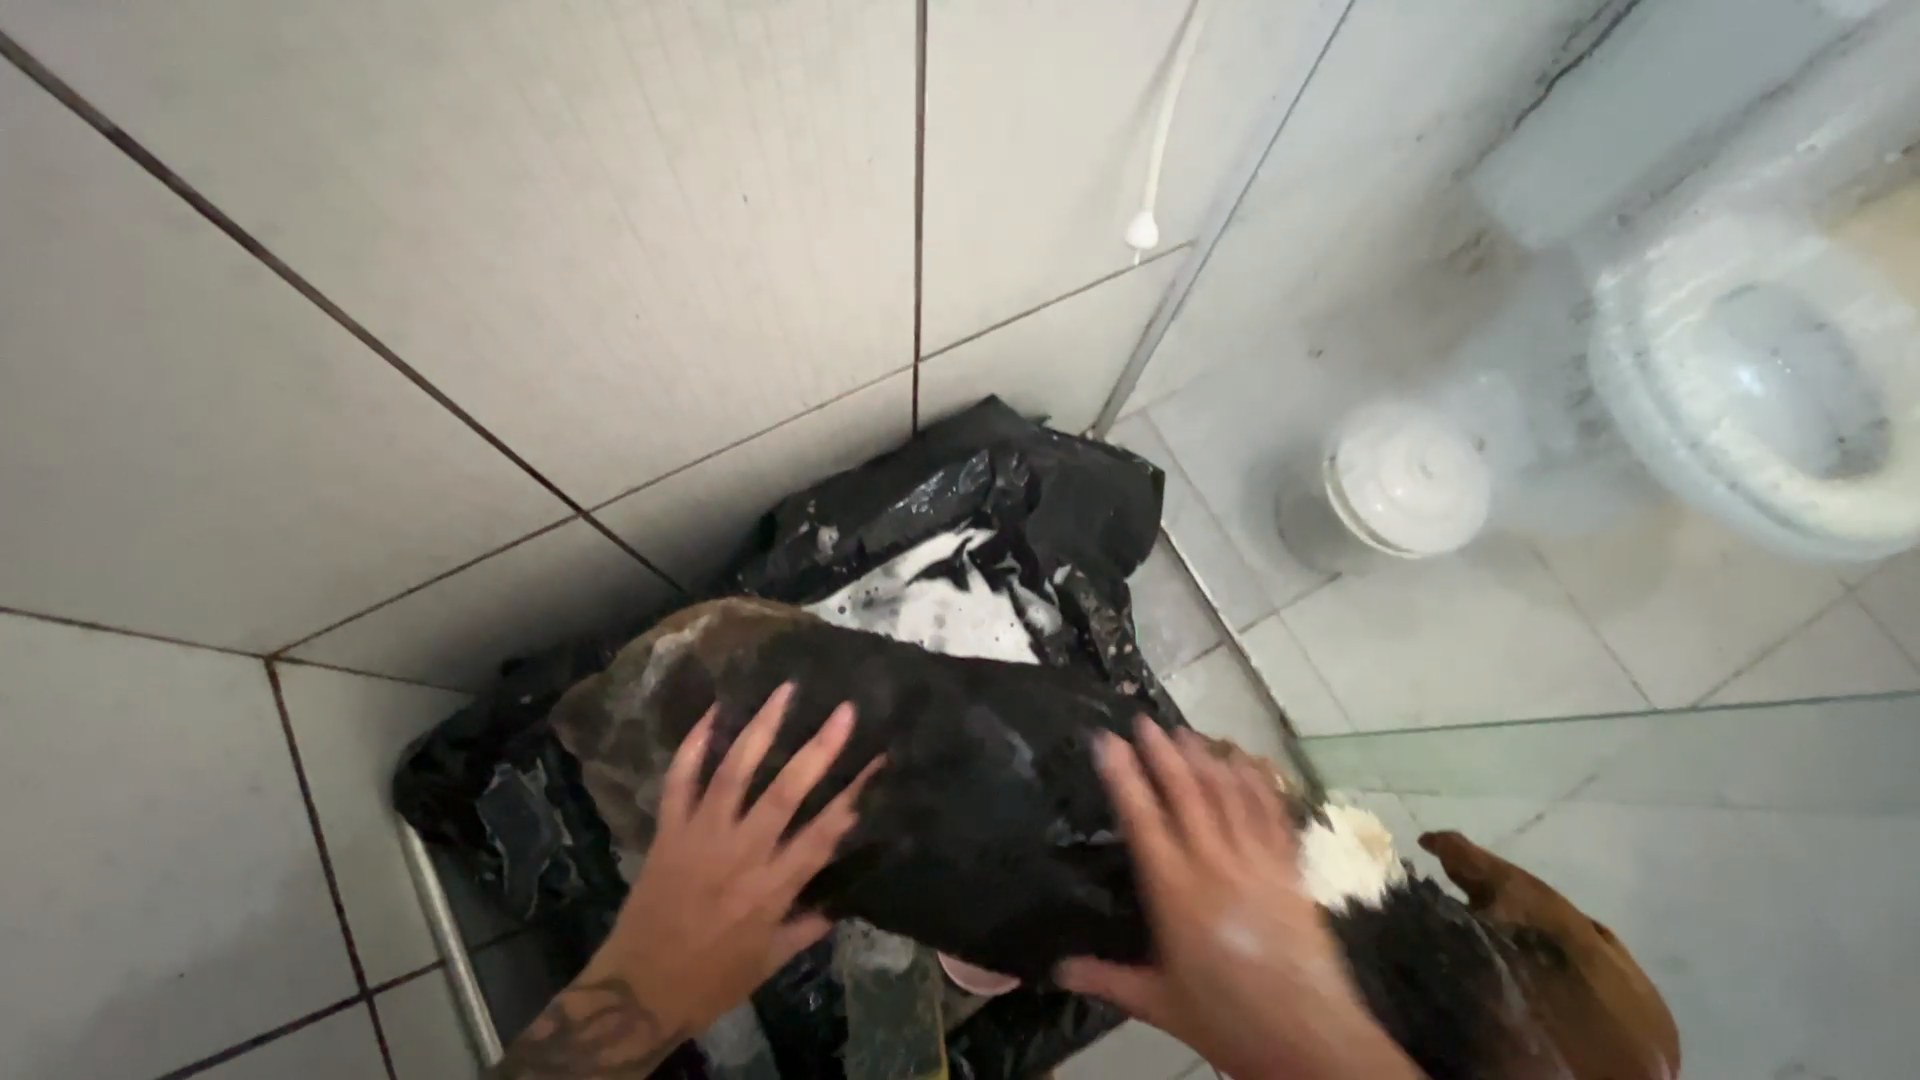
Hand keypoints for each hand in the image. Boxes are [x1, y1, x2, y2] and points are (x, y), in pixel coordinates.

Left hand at [493, 684, 877, 1078]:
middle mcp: (740, 854)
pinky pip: (679, 780)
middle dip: (817, 750)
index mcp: (771, 889)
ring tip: (783, 691)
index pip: (822, 833)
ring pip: (732, 774)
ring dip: (759, 729)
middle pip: (783, 794)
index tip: (878, 759)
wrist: (636, 992)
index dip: (852, 795)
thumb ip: (809, 924)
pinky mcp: (668, 831)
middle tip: (843, 710)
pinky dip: (693, 744)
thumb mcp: (771, 961)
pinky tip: (712, 711)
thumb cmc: (712, 979)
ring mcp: (700, 836)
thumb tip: (844, 895)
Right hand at [1056, 721, 1422, 1079]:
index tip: (1109, 742)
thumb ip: (1107, 979)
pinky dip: (1260, 784)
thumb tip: (1057, 970)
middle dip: (1163, 753)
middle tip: (1145, 722)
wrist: (1309, 1042)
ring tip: (1189, 732)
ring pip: (1228, 796)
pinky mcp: (1289, 871)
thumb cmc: (1227, 1022)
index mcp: (1174, 891)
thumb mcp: (1158, 1004)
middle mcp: (1213, 864)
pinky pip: (1273, 816)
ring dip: (1206, 759)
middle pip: (1186, 793)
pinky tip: (1250, 761)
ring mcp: (1256, 862)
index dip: (1124, 776)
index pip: (1142, 818)